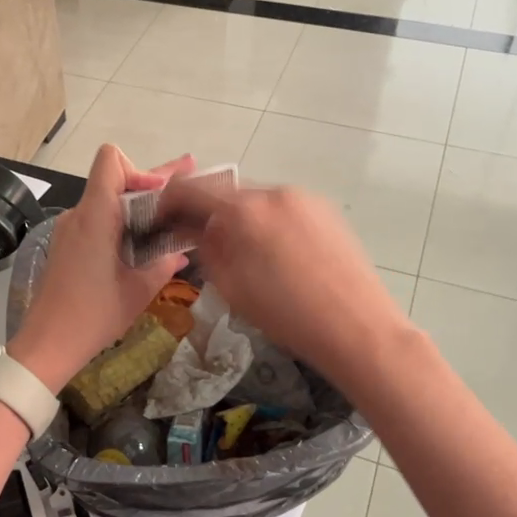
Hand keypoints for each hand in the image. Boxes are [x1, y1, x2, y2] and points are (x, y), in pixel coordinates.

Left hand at [8, 145, 192, 389]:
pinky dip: (121, 226)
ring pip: (106, 203)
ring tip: (171, 219)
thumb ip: (164, 263)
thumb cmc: (93, 316)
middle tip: (187, 183)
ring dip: (136, 208)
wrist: (47, 343)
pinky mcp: (66, 246)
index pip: (111, 161)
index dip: (140, 170)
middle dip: (150, 186)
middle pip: (113, 181)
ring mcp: (69, 230)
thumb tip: (182, 252)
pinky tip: (145, 243)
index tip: (161, 196)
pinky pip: (97, 222)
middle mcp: (79, 215)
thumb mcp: (139, 290)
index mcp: (95, 216)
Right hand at [157, 182, 409, 378]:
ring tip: (241, 251)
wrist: (356, 327)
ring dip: (238, 216)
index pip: (189, 189)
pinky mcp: (326, 209)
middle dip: (205, 210)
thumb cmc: (285, 316)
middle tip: (197, 239)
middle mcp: (272, 192)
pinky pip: (283, 207)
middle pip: (224, 190)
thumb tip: (191, 227)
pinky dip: (267, 221)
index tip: (160, 221)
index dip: (167, 202)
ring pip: (255, 199)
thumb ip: (205, 247)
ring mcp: (303, 198)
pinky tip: (276, 254)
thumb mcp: (231, 286)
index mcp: (243, 209)